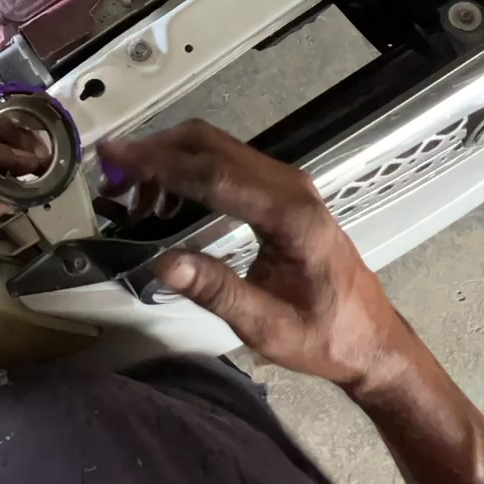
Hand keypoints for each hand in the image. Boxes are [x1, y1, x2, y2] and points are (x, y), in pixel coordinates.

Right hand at [98, 120, 416, 395]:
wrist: (373, 338)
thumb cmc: (326, 337)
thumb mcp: (269, 328)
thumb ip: (217, 291)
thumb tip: (161, 261)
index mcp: (290, 215)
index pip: (213, 175)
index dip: (159, 163)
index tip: (115, 156)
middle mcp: (288, 184)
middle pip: (208, 144)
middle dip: (154, 151)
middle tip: (109, 170)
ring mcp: (284, 181)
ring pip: (212, 145)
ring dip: (166, 158)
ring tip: (130, 193)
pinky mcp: (277, 187)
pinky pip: (222, 160)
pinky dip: (184, 167)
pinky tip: (163, 199)